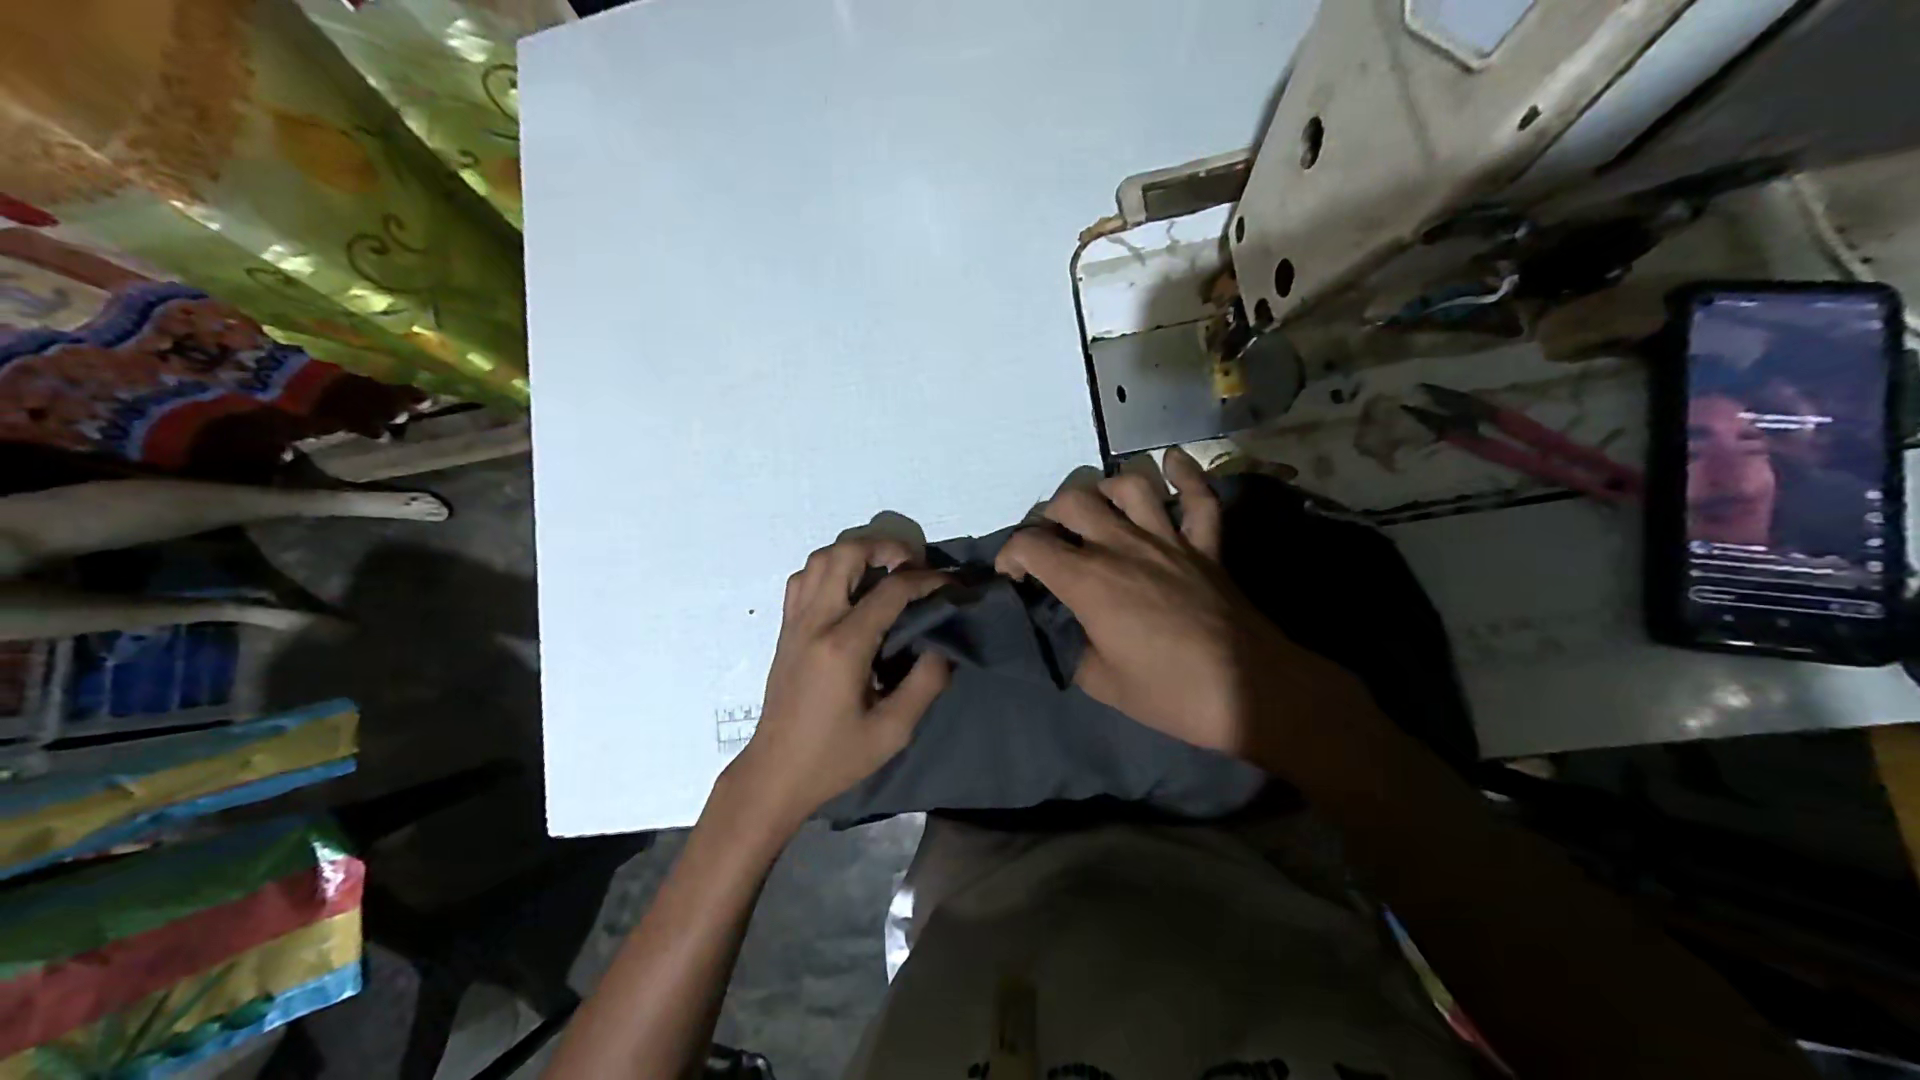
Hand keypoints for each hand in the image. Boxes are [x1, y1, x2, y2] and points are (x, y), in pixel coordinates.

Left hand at [725, 537, 951, 828]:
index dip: (927, 580)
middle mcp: (815, 622)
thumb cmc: (835, 757)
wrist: (776, 772)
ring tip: (883, 569)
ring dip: (855, 553)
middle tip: (912, 564)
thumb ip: (926, 682)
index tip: (952, 584)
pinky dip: (829, 569)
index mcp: (844, 645)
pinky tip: (849, 589)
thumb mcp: (893, 731)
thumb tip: (943, 645)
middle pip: (845, 554)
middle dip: (885, 547)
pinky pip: (802, 579)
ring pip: (819, 559)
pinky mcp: (785, 629)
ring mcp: (795, 622)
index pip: (891, 590)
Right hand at [995, 447, 1366, 755]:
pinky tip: (1170, 461)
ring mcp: (1168, 540)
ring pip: (1130, 486)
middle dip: (1049, 516)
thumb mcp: (1101, 683)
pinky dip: (1185, 474)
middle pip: (1073, 502)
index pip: (1031, 545)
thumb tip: (1060, 630)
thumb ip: (1070, 648)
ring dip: (1105, 489)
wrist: (1250, 691)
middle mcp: (1123, 547)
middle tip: (1052, 542)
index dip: (1010, 556)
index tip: (1014, 578)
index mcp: (1089, 581)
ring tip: (1098, 509)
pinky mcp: (1206, 546)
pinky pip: (1199, 498)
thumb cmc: (1169, 692)